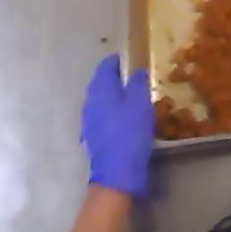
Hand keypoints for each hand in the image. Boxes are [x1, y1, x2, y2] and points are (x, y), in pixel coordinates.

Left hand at [81, 55, 154, 197]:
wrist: (117, 172)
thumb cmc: (130, 132)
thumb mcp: (140, 103)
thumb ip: (138, 83)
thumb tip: (137, 70)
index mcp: (100, 89)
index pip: (106, 65)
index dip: (120, 60)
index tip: (135, 59)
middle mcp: (90, 102)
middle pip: (103, 83)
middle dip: (120, 79)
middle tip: (139, 79)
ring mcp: (90, 120)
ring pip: (104, 101)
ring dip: (118, 97)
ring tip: (137, 99)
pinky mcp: (95, 135)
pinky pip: (106, 116)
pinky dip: (117, 113)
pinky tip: (130, 119)